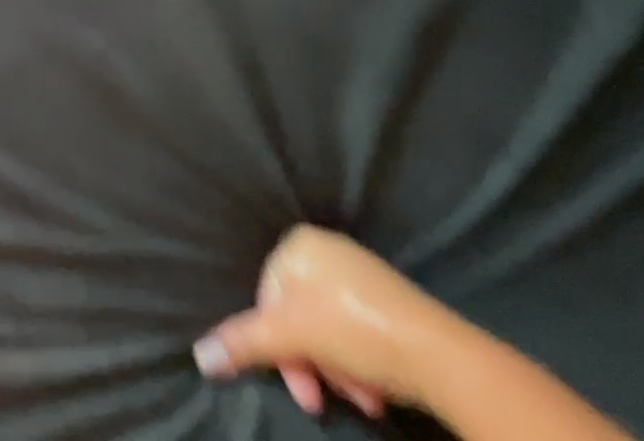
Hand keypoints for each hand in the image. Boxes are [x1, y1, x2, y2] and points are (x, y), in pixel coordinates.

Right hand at [195, 225, 457, 417]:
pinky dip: (358, 364)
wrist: (444, 358)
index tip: (296, 379)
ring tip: (359, 399)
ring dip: (335, 370)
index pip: (265, 297)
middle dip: (310, 363)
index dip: (274, 343)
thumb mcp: (288, 337)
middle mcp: (329, 251)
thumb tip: (199, 356)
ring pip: (327, 330)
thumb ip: (240, 343)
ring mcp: (363, 277)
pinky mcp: (391, 305)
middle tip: (322, 399)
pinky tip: (373, 390)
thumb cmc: (353, 331)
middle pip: (297, 317)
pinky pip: (356, 332)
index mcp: (300, 245)